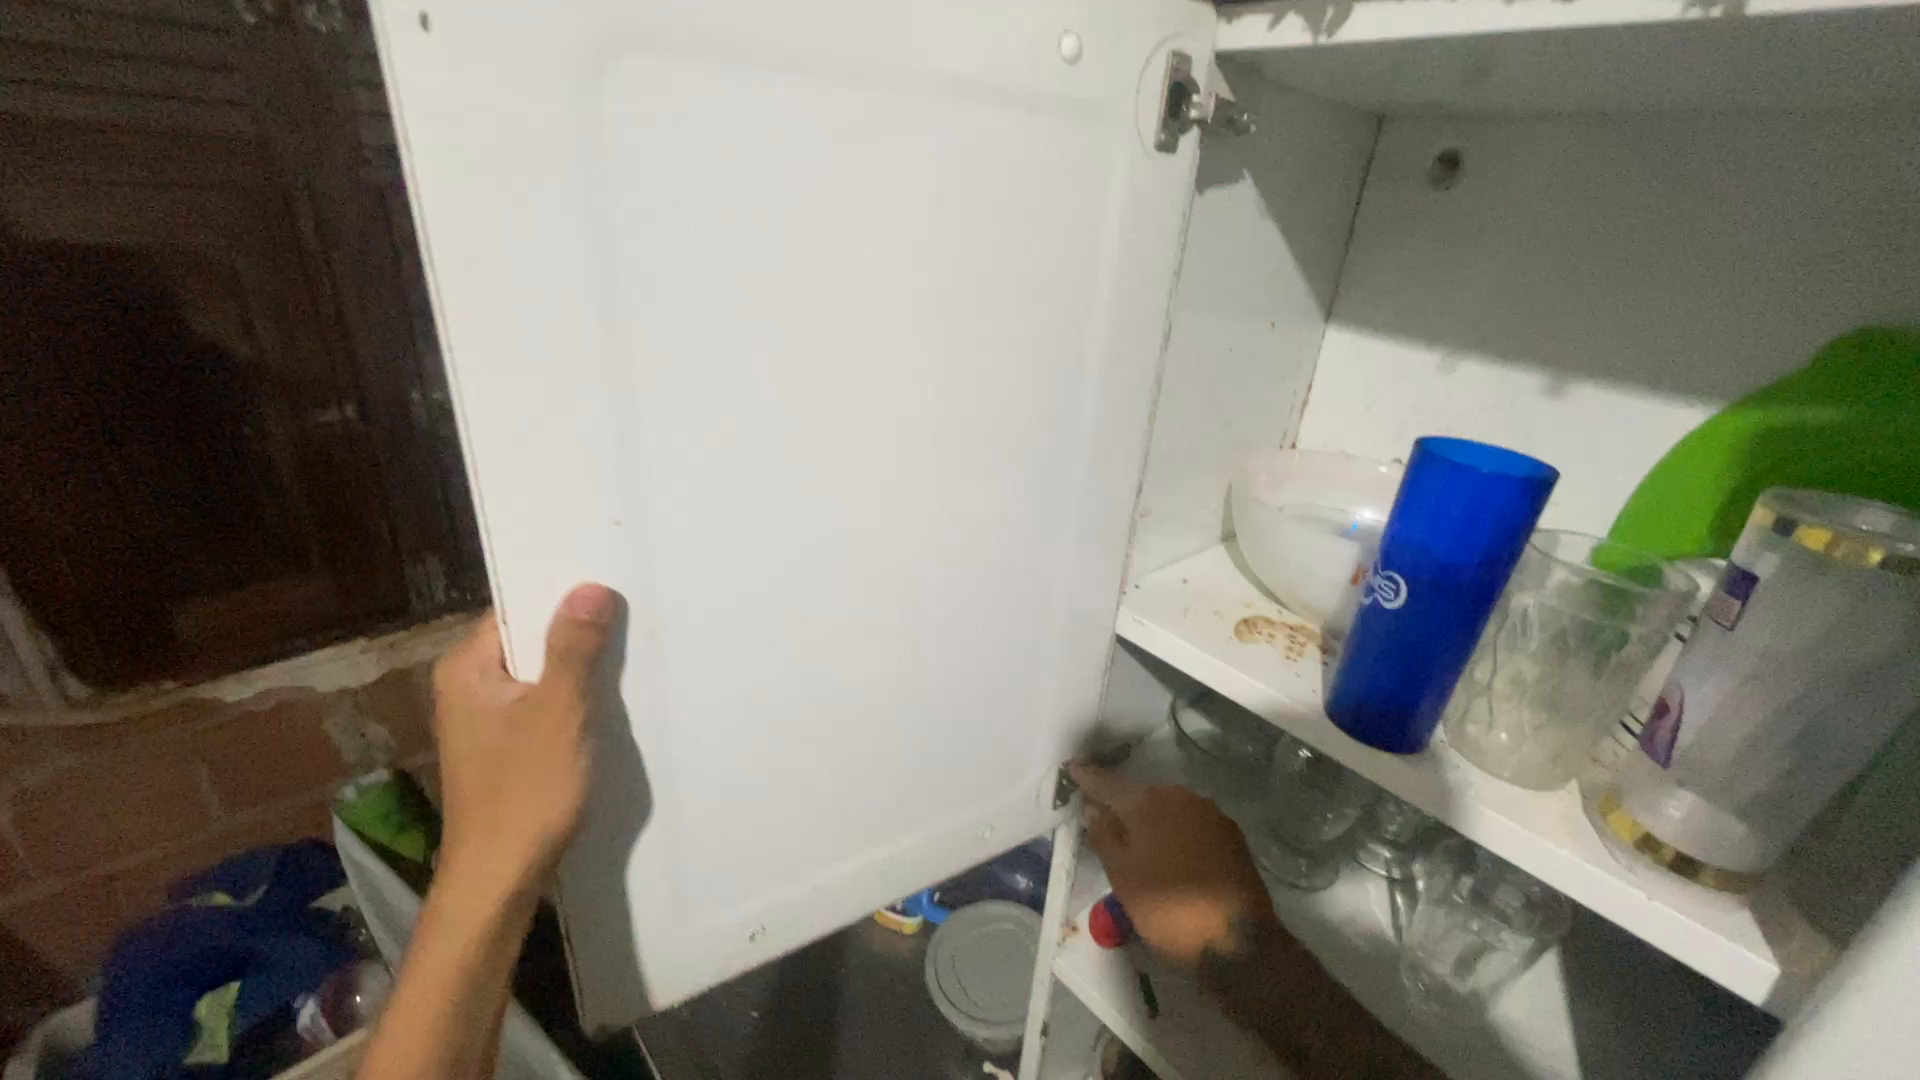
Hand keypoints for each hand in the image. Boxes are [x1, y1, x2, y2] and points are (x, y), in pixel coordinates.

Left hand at [431, 584, 617, 897]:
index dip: (561, 597)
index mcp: (466, 669)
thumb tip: (589, 588)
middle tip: (631, 616)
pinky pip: (543, 702)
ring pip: (541, 673)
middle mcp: (468, 686)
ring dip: (580, 666)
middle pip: (530, 640)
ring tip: (628, 652)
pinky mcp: (505, 745)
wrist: (501, 876)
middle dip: (577, 631)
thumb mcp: (559, 711)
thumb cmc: (526, 790)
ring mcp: (485, 718)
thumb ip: (573, 647)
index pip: (515, 609)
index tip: (610, 586)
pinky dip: (573, 697)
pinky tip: (607, 700)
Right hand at [1071, 764, 1279, 967]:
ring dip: (1151, 818)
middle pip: (1141, 794)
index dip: (1088, 778)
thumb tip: (1093, 808)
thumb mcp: (1122, 877)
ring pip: (1168, 808)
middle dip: (1121, 803)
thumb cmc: (1168, 909)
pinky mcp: (1231, 834)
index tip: (1072, 768)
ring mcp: (1210, 813)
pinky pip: (1191, 823)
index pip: (1108, 784)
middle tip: (1102, 814)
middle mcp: (1180, 796)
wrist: (1240, 944)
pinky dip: (1175, 831)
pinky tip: (1170, 851)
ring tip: (1136, 838)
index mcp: (1148, 802)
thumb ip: (1104, 836)